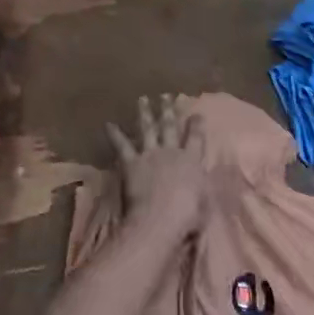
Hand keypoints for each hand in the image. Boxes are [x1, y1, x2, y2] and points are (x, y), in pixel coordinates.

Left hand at [105, 94, 209, 234]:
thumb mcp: (205, 202)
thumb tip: (203, 181)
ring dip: (145, 113)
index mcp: (191, 161)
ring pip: (147, 129)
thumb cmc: (188, 216)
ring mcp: (150, 154)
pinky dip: (114, 134)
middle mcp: (171, 152)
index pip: (196, 139)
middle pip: (169, 126)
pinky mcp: (131, 162)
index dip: (197, 125)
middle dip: (168, 110)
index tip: (197, 113)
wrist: (160, 219)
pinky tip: (108, 124)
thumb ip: (203, 187)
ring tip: (142, 99)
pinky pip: (121, 145)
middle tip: (166, 95)